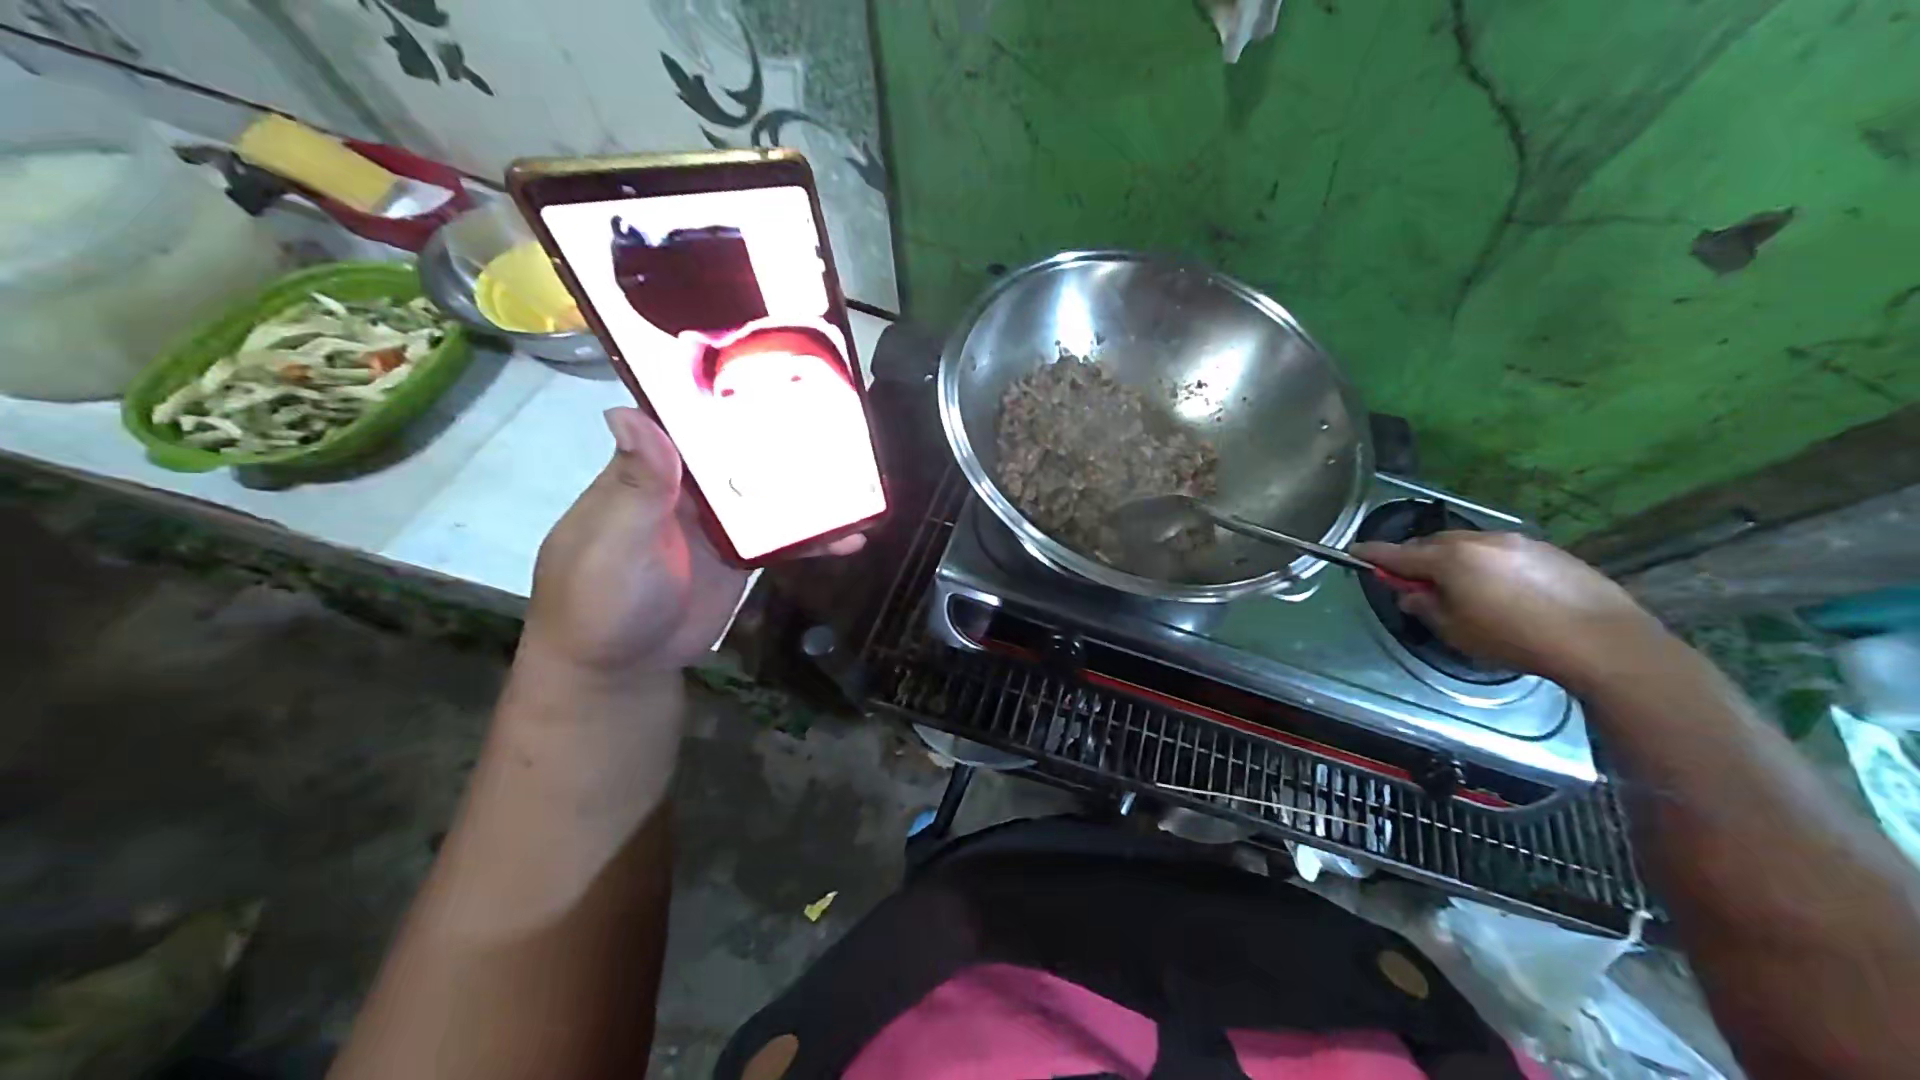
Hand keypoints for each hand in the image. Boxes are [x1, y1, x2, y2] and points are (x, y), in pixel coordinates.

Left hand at [520, 407, 860, 679]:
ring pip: (769, 491)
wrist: (619, 667)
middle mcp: (688, 488)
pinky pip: (782, 539)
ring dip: (809, 486)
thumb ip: (635, 483)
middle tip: (840, 413)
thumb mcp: (615, 540)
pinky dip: (813, 538)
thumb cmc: (601, 599)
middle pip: (741, 450)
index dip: (724, 391)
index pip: (689, 418)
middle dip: (785, 434)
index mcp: (651, 471)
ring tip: (861, 476)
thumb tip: (626, 410)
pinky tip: (850, 538)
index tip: (771, 362)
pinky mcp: (741, 557)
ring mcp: (718, 523)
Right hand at [1353, 531, 1671, 690]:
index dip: (1372, 555)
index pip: (1397, 553)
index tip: (1355, 552)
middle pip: (1433, 544)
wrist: (1603, 641)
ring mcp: (1517, 542)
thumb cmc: (1515, 639)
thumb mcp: (1455, 632)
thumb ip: (1426, 606)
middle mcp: (1480, 541)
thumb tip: (1414, 593)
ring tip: (1462, 590)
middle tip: (1416, 584)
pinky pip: (1502, 552)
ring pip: (1469, 546)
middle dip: (1418, 559)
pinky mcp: (1548, 551)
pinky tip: (1503, 592)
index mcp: (1450, 559)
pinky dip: (1488, 565)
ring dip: (1455, 561)